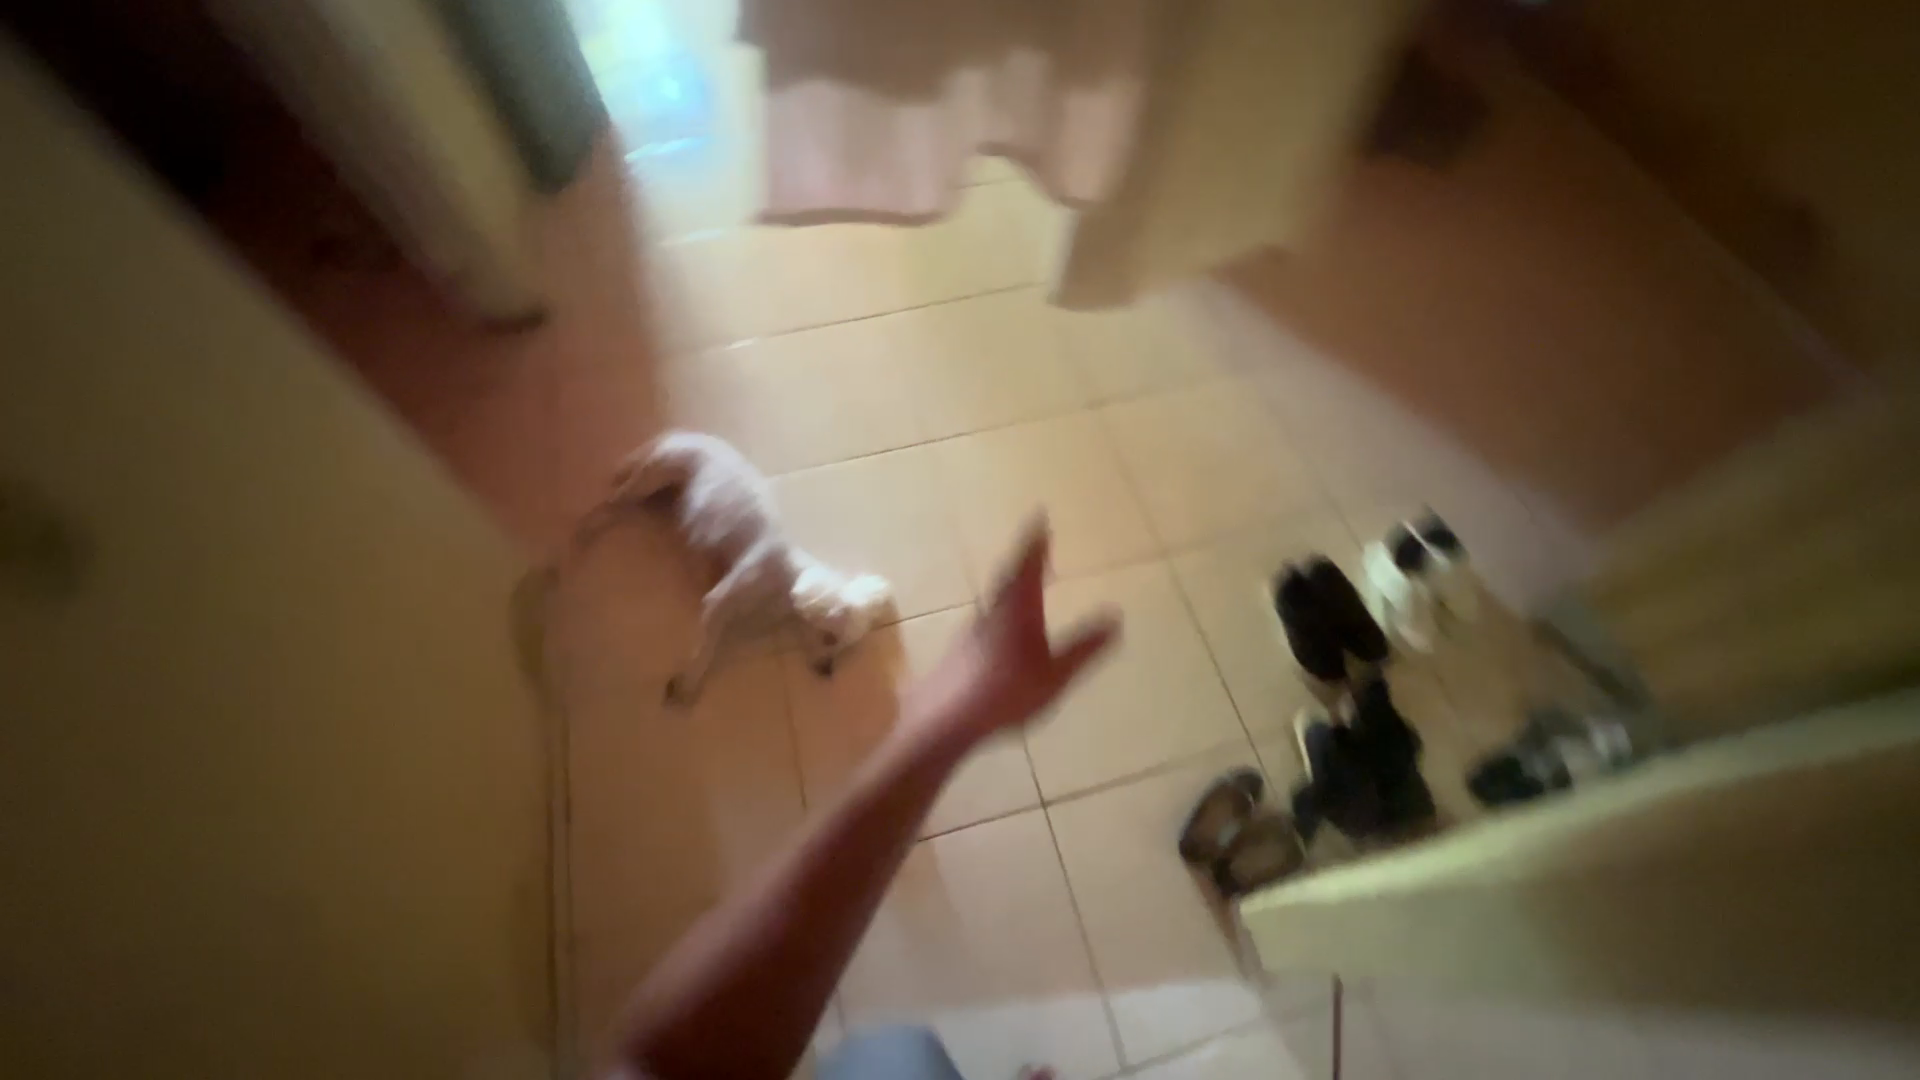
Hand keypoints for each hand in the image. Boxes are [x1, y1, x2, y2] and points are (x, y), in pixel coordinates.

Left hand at [902, 517, 1120, 750]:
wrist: (946, 719)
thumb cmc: (1007, 692)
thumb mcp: (1056, 673)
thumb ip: (1084, 647)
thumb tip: (1115, 617)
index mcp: (1017, 610)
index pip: (1028, 566)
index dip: (1035, 543)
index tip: (1040, 517)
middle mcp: (991, 613)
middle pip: (1008, 579)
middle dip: (1023, 560)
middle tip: (1034, 545)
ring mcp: (971, 632)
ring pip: (994, 600)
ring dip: (1010, 587)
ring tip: (1022, 584)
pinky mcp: (958, 653)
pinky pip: (986, 622)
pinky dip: (998, 615)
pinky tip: (999, 631)